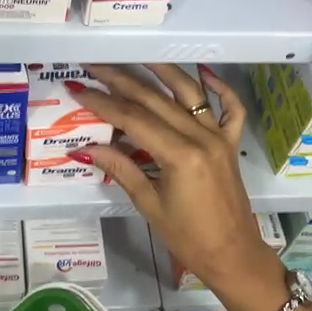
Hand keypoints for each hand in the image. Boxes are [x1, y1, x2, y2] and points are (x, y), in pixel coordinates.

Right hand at [68, 64, 284, 310]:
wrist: (233, 255)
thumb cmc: (188, 238)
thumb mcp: (149, 205)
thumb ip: (121, 169)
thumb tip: (86, 148)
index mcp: (179, 155)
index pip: (133, 119)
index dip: (103, 102)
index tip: (78, 88)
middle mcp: (200, 138)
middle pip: (155, 100)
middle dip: (122, 81)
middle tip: (95, 65)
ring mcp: (219, 137)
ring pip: (189, 94)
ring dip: (163, 72)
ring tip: (138, 55)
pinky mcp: (231, 144)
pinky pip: (230, 109)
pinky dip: (220, 89)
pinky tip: (204, 73)